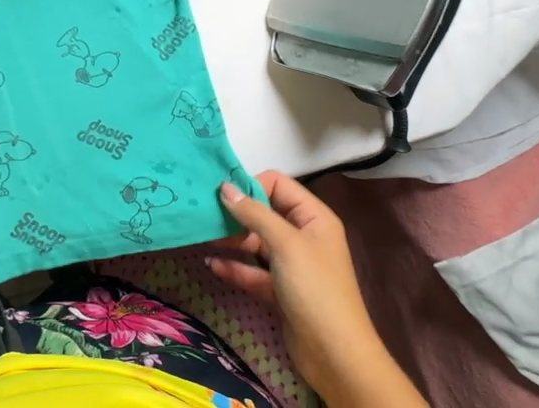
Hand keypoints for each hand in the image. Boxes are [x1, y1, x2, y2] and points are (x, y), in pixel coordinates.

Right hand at [209, 172, 426, 407]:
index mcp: (313, 218)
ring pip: (255, 241)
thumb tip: (225, 187)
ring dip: (231, 238)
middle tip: (204, 213)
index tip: (221, 194)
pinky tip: (213, 264)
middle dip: (235, 212)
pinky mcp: (280, 289)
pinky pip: (253, 269)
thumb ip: (254, 213)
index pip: (278, 184)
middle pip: (263, 212)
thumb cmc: (314, 288)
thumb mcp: (285, 244)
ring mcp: (291, 264)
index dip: (251, 185)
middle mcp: (303, 236)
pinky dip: (235, 266)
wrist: (334, 354)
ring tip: (203, 236)